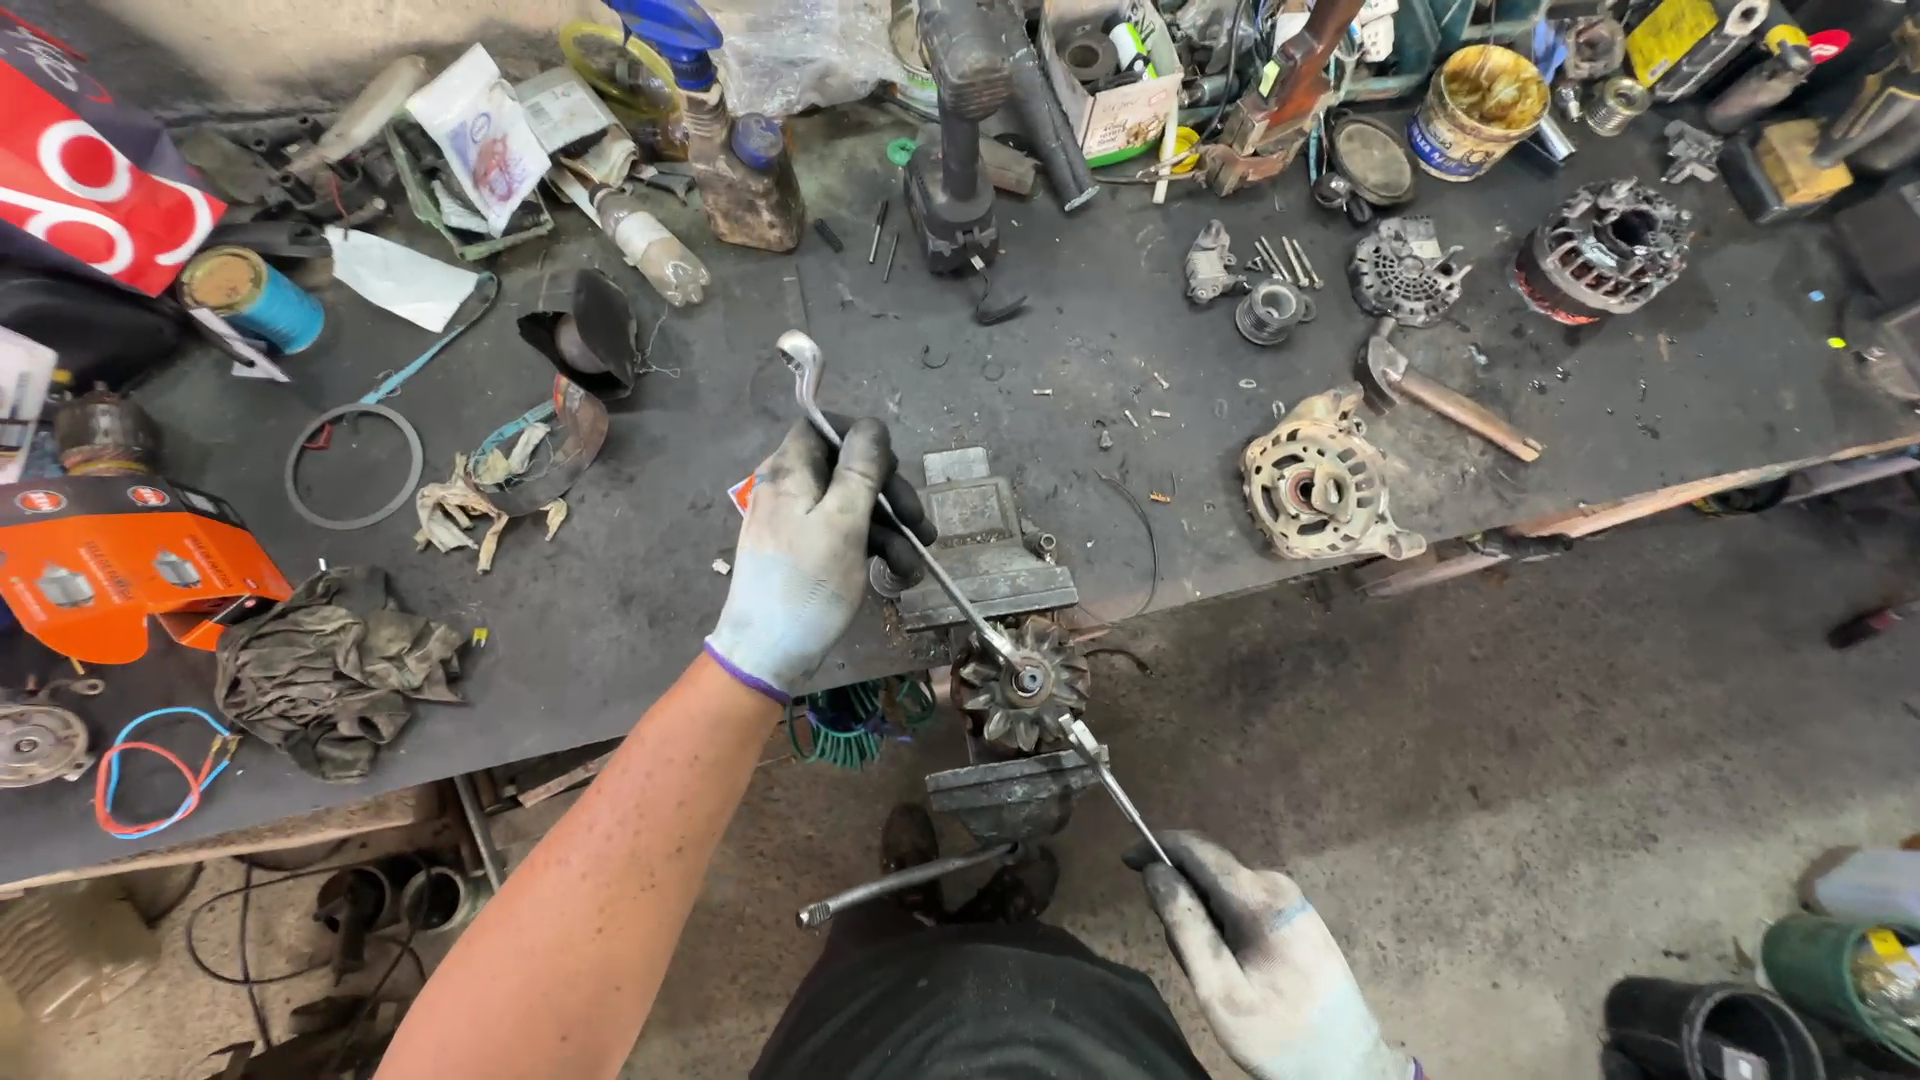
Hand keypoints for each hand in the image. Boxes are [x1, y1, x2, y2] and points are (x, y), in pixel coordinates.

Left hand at [705, 418, 932, 700]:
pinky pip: (845, 534)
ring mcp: (798, 521)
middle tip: (920, 521)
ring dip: (891, 529)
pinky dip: (873, 549)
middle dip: (890, 493)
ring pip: (853, 505)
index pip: (821, 425)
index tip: (892, 463)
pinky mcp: (808, 551)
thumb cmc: (806, 586)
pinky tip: (900, 574)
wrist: (767, 654)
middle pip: (847, 468)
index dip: (859, 436)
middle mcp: (791, 488)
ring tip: (915, 563)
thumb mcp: (843, 523)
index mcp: (790, 471)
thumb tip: (873, 425)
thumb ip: (860, 470)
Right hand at [1125, 832, 1418, 1079]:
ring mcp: (1291, 899)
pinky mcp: (1296, 915)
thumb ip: (1184, 925)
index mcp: (1259, 898)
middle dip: (1182, 898)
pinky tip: (1235, 967)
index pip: (1196, 848)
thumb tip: (1154, 870)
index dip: (1156, 845)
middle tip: (1185, 955)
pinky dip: (1223, 924)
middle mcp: (1276, 884)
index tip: (1127, 862)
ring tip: (1214, 971)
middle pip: (1207, 869)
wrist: (1348, 1068)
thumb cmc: (1277, 1034)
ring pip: (1222, 888)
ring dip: (1203, 917)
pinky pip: (1242, 902)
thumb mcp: (1219, 988)